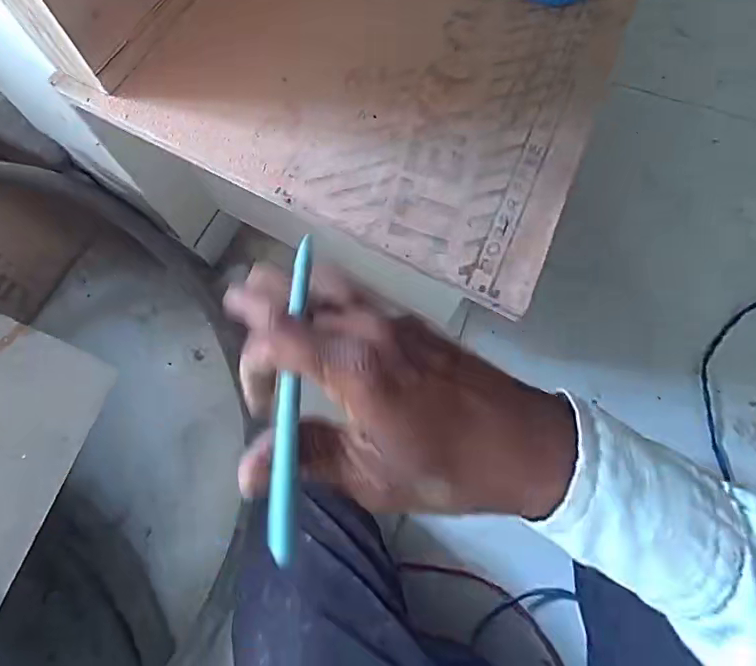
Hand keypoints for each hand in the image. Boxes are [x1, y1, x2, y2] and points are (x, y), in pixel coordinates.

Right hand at [226, 263, 577, 518]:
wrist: (524, 440)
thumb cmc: (445, 468)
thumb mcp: (371, 477)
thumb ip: (305, 459)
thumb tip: (244, 473)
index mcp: (353, 367)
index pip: (276, 338)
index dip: (252, 366)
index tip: (259, 405)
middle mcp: (364, 325)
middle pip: (291, 292)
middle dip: (255, 303)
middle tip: (232, 310)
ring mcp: (385, 312)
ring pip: (319, 279)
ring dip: (286, 289)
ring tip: (262, 300)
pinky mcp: (402, 313)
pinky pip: (347, 287)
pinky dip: (317, 290)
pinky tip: (314, 306)